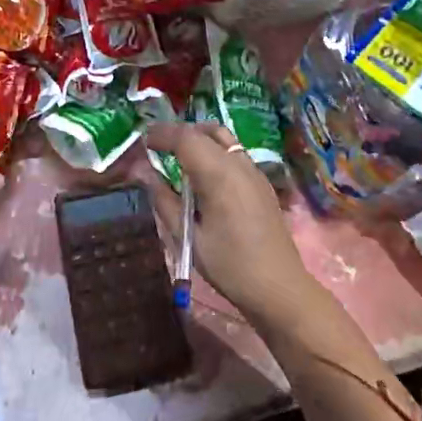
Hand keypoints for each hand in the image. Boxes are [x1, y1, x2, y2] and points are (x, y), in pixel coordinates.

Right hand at [141, 122, 318, 323]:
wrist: (280, 289)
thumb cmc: (230, 266)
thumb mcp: (189, 236)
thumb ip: (163, 198)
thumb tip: (141, 171)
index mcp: (219, 173)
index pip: (185, 137)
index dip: (161, 134)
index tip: (143, 141)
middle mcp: (238, 163)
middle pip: (204, 131)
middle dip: (178, 134)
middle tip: (157, 147)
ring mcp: (254, 170)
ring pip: (223, 136)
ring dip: (198, 138)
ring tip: (179, 156)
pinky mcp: (262, 181)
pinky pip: (234, 151)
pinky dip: (214, 149)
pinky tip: (205, 174)